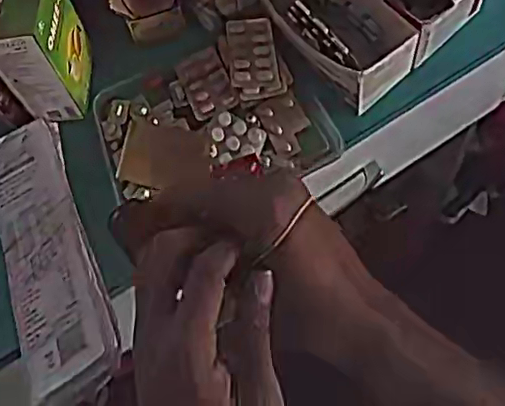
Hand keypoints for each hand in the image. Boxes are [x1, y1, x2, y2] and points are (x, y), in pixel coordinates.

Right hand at [113, 172, 384, 362]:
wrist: (361, 319)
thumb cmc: (314, 315)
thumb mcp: (250, 295)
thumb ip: (209, 264)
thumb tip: (171, 248)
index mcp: (267, 204)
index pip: (202, 194)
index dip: (167, 207)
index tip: (143, 217)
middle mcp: (277, 184)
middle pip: (213, 188)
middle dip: (182, 209)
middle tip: (153, 228)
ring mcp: (287, 186)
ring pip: (228, 190)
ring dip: (202, 211)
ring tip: (176, 235)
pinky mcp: (293, 195)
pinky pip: (246, 195)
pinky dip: (225, 212)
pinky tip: (210, 236)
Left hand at [133, 228, 282, 405]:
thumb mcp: (258, 395)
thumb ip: (257, 331)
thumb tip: (262, 277)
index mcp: (186, 347)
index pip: (201, 271)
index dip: (225, 248)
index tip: (243, 243)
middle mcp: (155, 339)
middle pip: (160, 257)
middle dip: (192, 237)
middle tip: (223, 238)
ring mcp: (144, 344)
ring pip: (146, 269)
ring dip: (176, 250)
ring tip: (210, 252)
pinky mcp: (143, 352)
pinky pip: (147, 291)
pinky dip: (167, 272)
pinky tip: (196, 282)